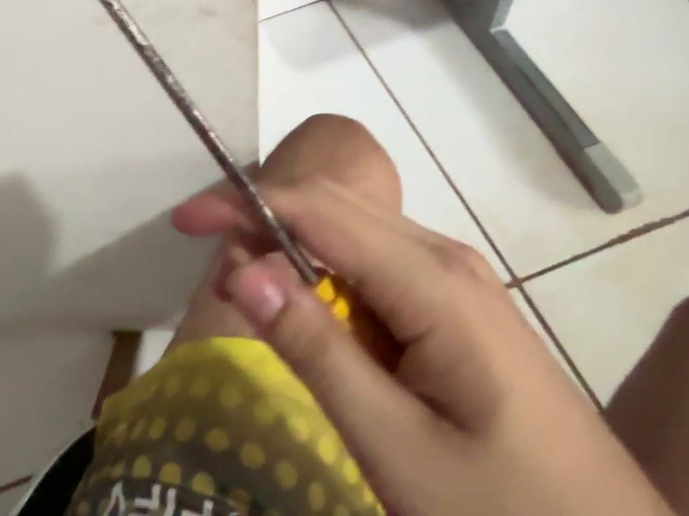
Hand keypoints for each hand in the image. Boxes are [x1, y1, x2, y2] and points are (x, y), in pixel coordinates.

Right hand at [173, 179, 673, 515]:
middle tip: (212, 277)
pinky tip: (312, 322)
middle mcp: (445, 258)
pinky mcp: (457, 308)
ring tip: (251, 302)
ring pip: (352, 235)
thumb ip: (315, 351)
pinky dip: (327, 282)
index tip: (183, 223)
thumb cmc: (505, 511)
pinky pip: (376, 270)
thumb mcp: (397, 446)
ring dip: (293, 253)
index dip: (246, 203)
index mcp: (433, 280)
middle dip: (263, 223)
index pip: (318, 209)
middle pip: (334, 208)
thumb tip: (238, 270)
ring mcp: (456, 281)